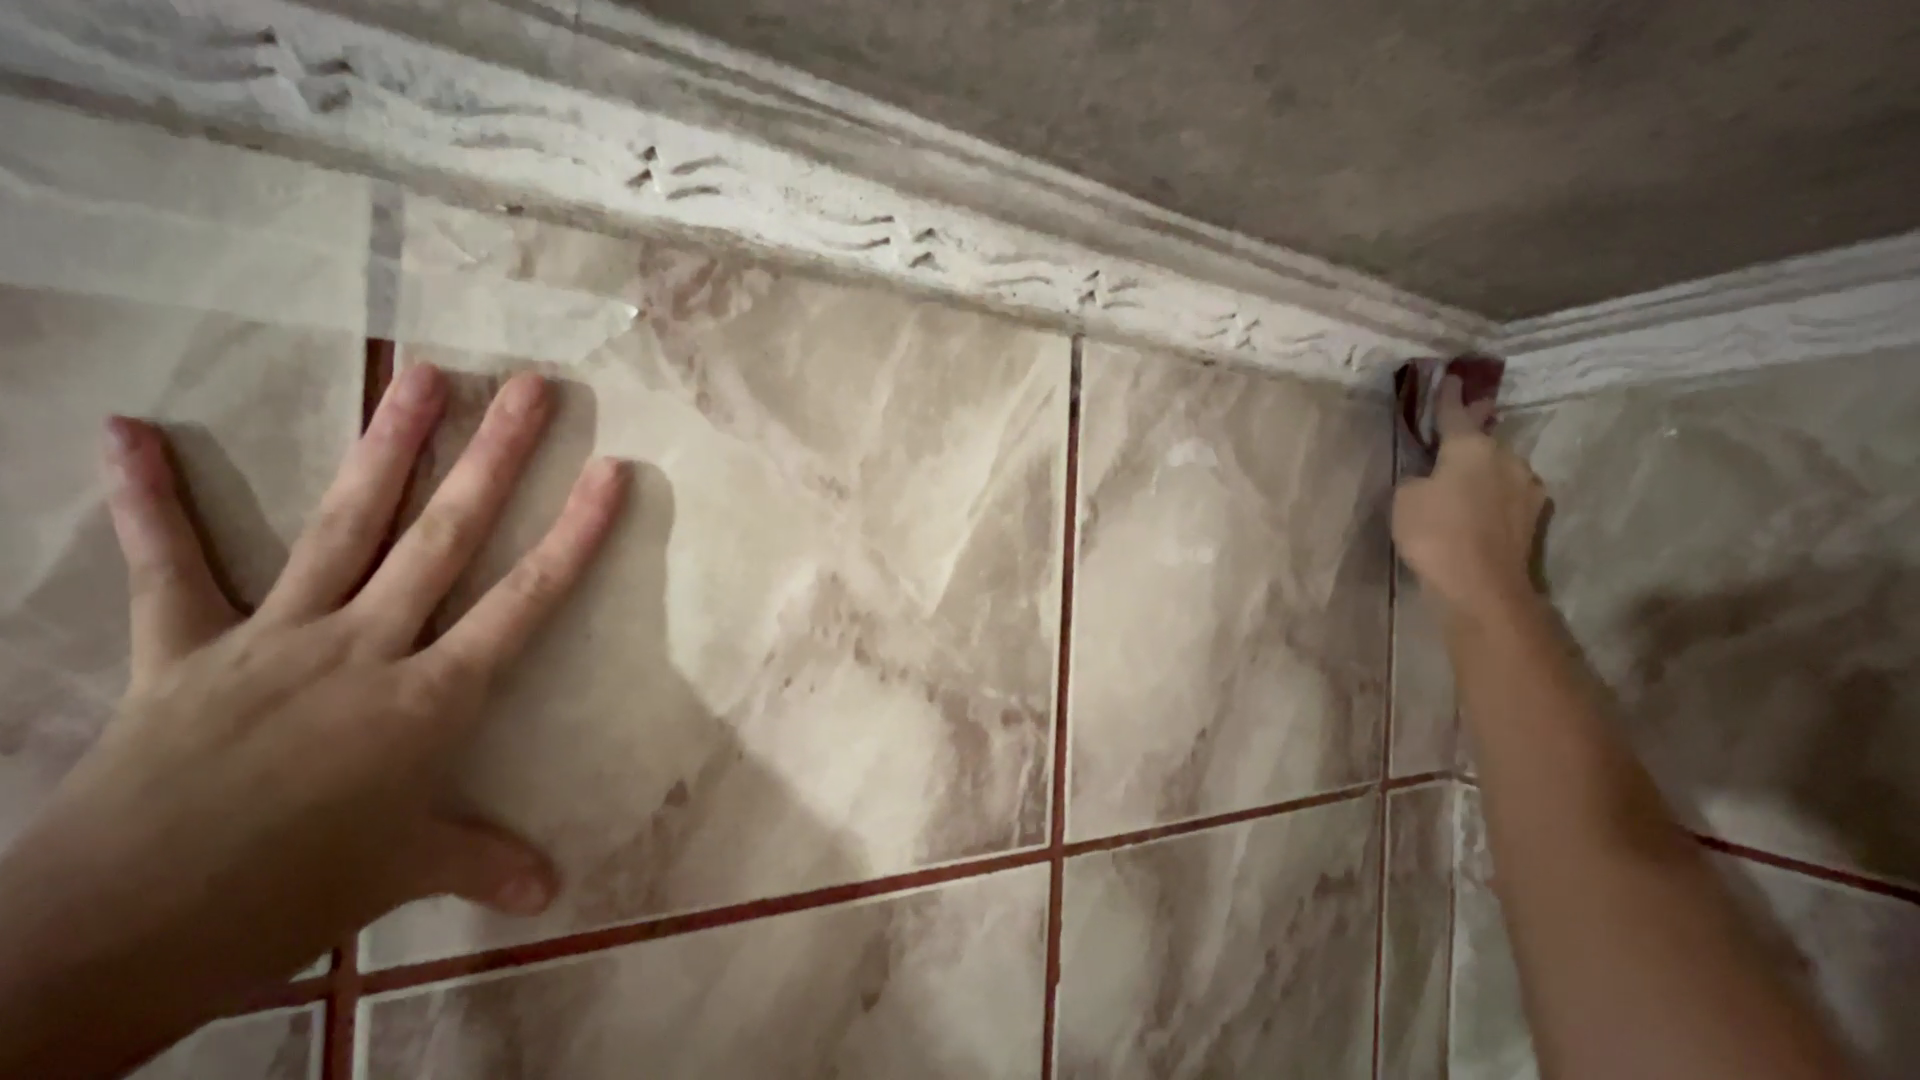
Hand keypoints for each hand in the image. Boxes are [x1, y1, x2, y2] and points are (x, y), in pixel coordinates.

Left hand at [0, 364, 625, 1077]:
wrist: (121, 931)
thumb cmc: (292, 895)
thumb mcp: (405, 874)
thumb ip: (485, 862)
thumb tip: (552, 892)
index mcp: (430, 699)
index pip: (525, 601)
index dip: (575, 534)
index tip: (610, 471)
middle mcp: (366, 647)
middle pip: (444, 537)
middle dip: (496, 457)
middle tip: (528, 385)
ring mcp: (275, 636)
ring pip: (345, 526)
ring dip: (388, 446)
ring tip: (421, 374)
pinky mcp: (188, 646)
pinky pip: (170, 565)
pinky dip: (150, 500)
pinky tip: (129, 430)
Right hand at [1392, 374, 1546, 624]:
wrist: (1481, 586)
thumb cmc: (1435, 534)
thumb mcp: (1404, 499)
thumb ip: (1418, 479)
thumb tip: (1432, 478)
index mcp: (1471, 447)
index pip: (1456, 413)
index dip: (1449, 397)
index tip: (1451, 378)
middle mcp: (1506, 459)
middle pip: (1484, 441)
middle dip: (1471, 435)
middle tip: (1459, 429)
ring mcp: (1527, 488)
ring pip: (1500, 469)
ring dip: (1484, 471)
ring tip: (1464, 482)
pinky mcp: (1533, 518)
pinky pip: (1508, 496)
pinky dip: (1493, 498)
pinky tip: (1480, 510)